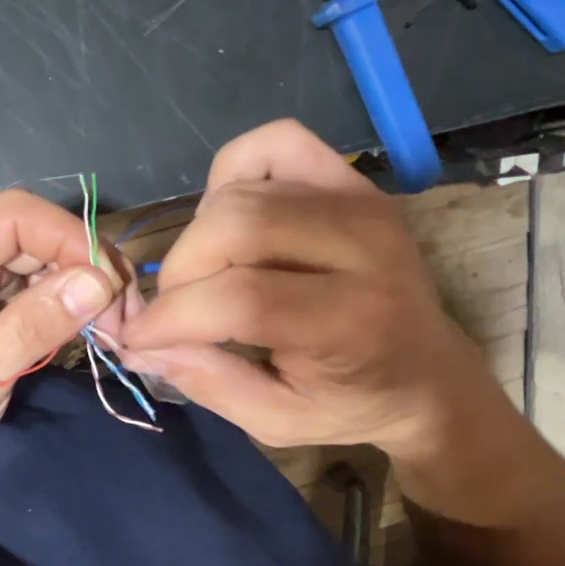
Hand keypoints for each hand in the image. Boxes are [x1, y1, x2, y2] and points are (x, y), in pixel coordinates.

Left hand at [0, 189, 131, 461]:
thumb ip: (32, 327)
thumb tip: (98, 283)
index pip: (12, 215)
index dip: (69, 238)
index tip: (110, 283)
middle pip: (32, 227)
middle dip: (83, 263)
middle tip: (121, 313)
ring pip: (41, 248)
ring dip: (82, 280)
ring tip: (112, 323)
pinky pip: (36, 271)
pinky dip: (68, 293)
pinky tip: (90, 321)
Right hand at [116, 119, 498, 458]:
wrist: (425, 371)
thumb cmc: (348, 404)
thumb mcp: (276, 421)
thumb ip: (210, 384)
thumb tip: (143, 344)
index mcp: (348, 322)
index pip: (240, 297)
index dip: (172, 316)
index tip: (139, 337)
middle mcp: (361, 247)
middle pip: (235, 225)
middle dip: (181, 272)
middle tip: (176, 310)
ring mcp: (359, 202)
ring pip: (243, 186)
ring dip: (200, 233)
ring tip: (205, 275)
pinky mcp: (352, 179)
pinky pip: (274, 144)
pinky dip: (233, 175)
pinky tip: (231, 222)